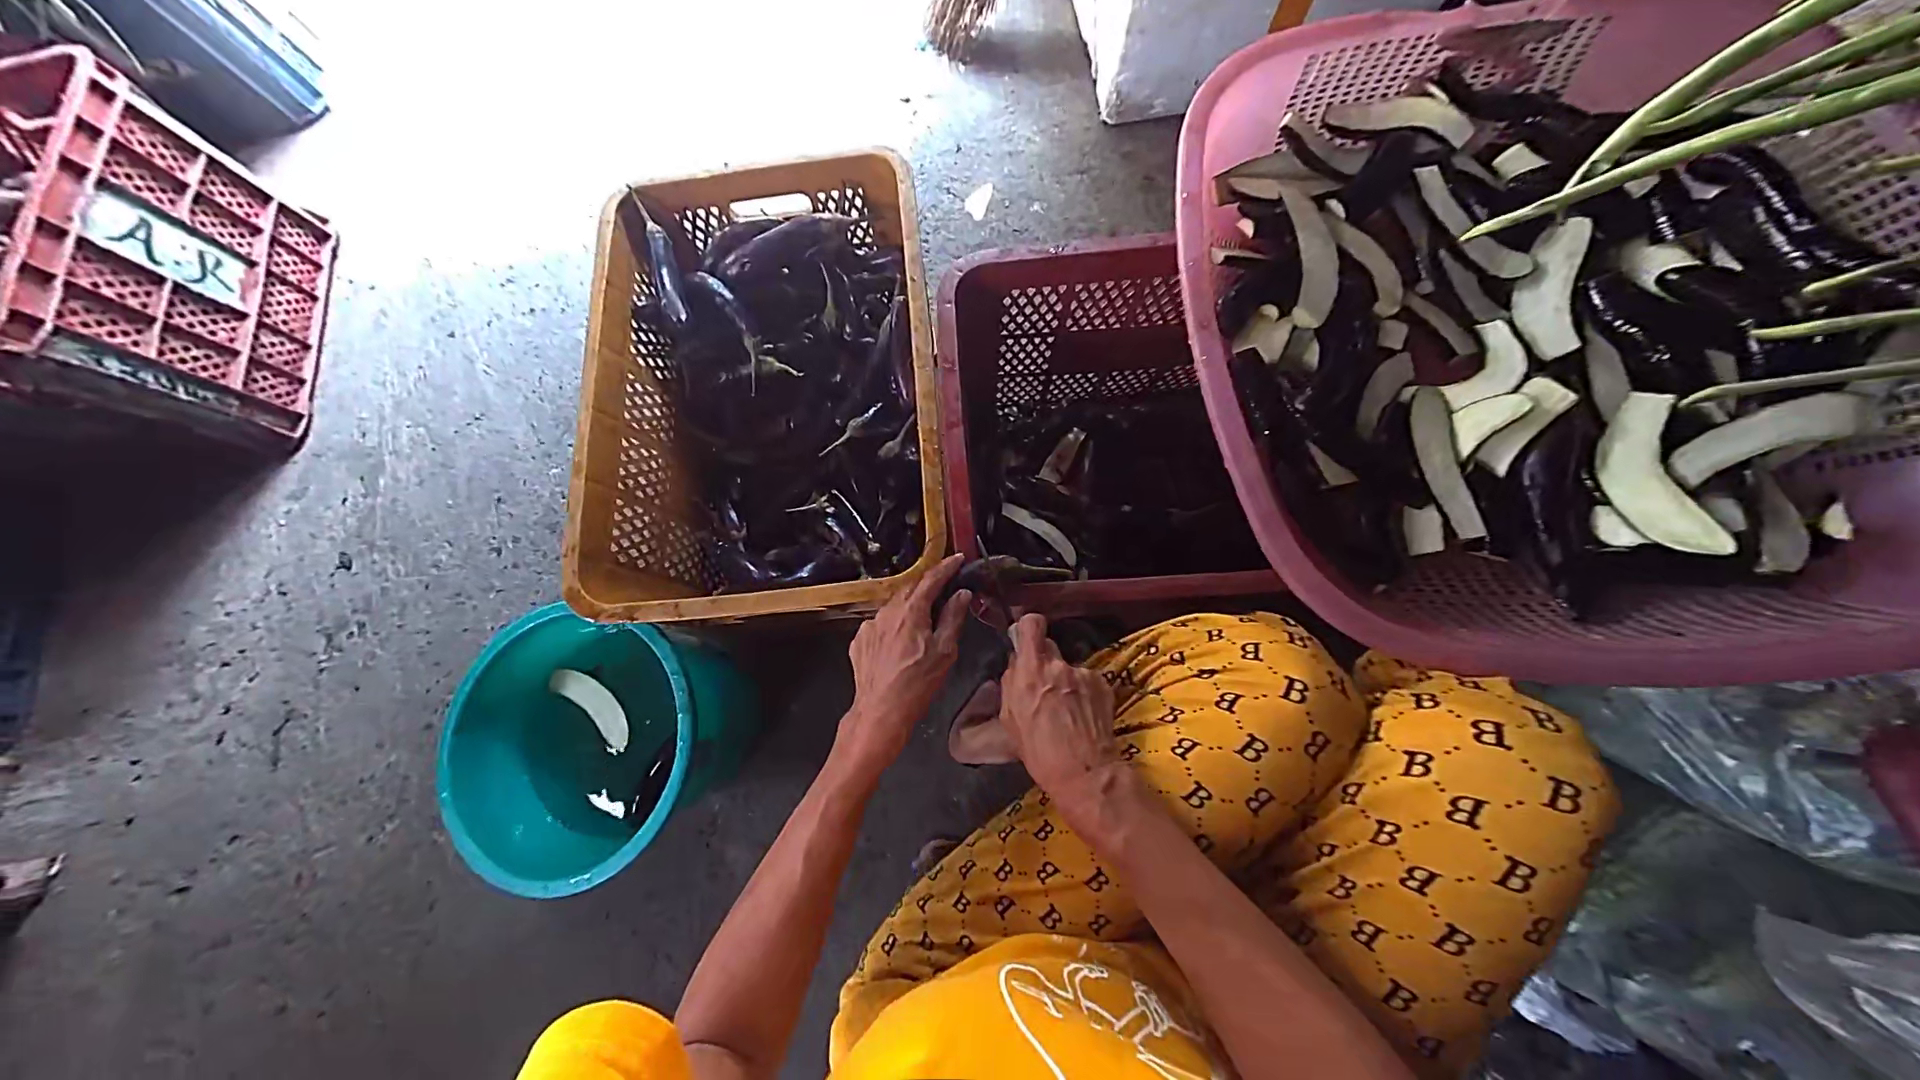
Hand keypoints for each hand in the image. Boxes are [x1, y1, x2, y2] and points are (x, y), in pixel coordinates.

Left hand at [836, 554, 971, 782]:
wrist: (880, 711)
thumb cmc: (916, 684)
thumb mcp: (945, 651)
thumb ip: (953, 618)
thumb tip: (961, 595)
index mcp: (911, 611)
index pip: (931, 579)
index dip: (946, 567)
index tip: (957, 559)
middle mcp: (887, 612)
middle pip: (911, 589)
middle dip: (928, 585)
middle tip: (944, 586)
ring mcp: (870, 626)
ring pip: (894, 607)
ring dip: (910, 607)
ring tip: (924, 619)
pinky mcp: (860, 641)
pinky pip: (880, 624)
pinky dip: (893, 625)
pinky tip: (901, 641)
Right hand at [997, 613, 1118, 812]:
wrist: (1085, 772)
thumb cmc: (1039, 751)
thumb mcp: (1010, 719)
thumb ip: (1012, 684)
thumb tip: (1016, 665)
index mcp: (1030, 671)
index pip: (1030, 624)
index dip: (1028, 627)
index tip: (1027, 638)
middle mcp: (1058, 665)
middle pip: (1049, 646)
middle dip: (1044, 661)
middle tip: (1044, 684)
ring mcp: (1083, 673)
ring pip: (1069, 667)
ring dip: (1066, 680)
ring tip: (1067, 709)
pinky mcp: (1103, 684)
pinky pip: (1087, 680)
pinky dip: (1085, 692)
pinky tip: (1083, 714)